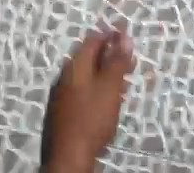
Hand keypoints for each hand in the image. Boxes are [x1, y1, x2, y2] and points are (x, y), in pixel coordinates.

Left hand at [43, 27, 134, 172]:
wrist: (69, 157)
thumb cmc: (92, 117)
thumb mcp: (110, 86)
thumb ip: (118, 61)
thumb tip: (125, 37)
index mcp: (75, 65)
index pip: (94, 39)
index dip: (112, 35)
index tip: (128, 37)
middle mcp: (66, 75)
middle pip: (90, 57)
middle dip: (111, 56)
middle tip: (130, 62)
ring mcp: (62, 94)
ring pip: (88, 76)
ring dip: (107, 74)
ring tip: (125, 82)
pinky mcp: (64, 111)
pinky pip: (83, 91)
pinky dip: (98, 89)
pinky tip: (109, 101)